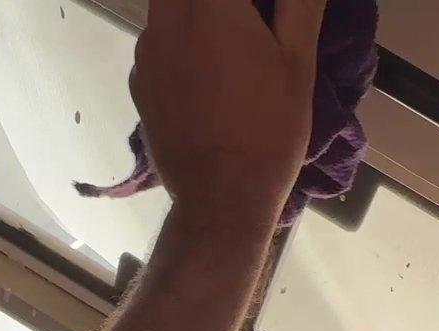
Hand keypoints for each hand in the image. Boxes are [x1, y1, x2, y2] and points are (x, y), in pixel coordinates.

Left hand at [133, 0, 326, 232]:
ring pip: (167, 8)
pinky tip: (201, 75)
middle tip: (244, 22)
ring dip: (192, 12)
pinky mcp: (139, 86)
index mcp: (213, 7)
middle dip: (216, 4)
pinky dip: (176, 45)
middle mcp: (169, 20)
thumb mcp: (297, 66)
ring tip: (224, 48)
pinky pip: (155, 44)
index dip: (249, 2)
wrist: (221, 203)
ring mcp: (148, 54)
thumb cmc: (268, 136)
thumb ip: (298, 5)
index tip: (262, 13)